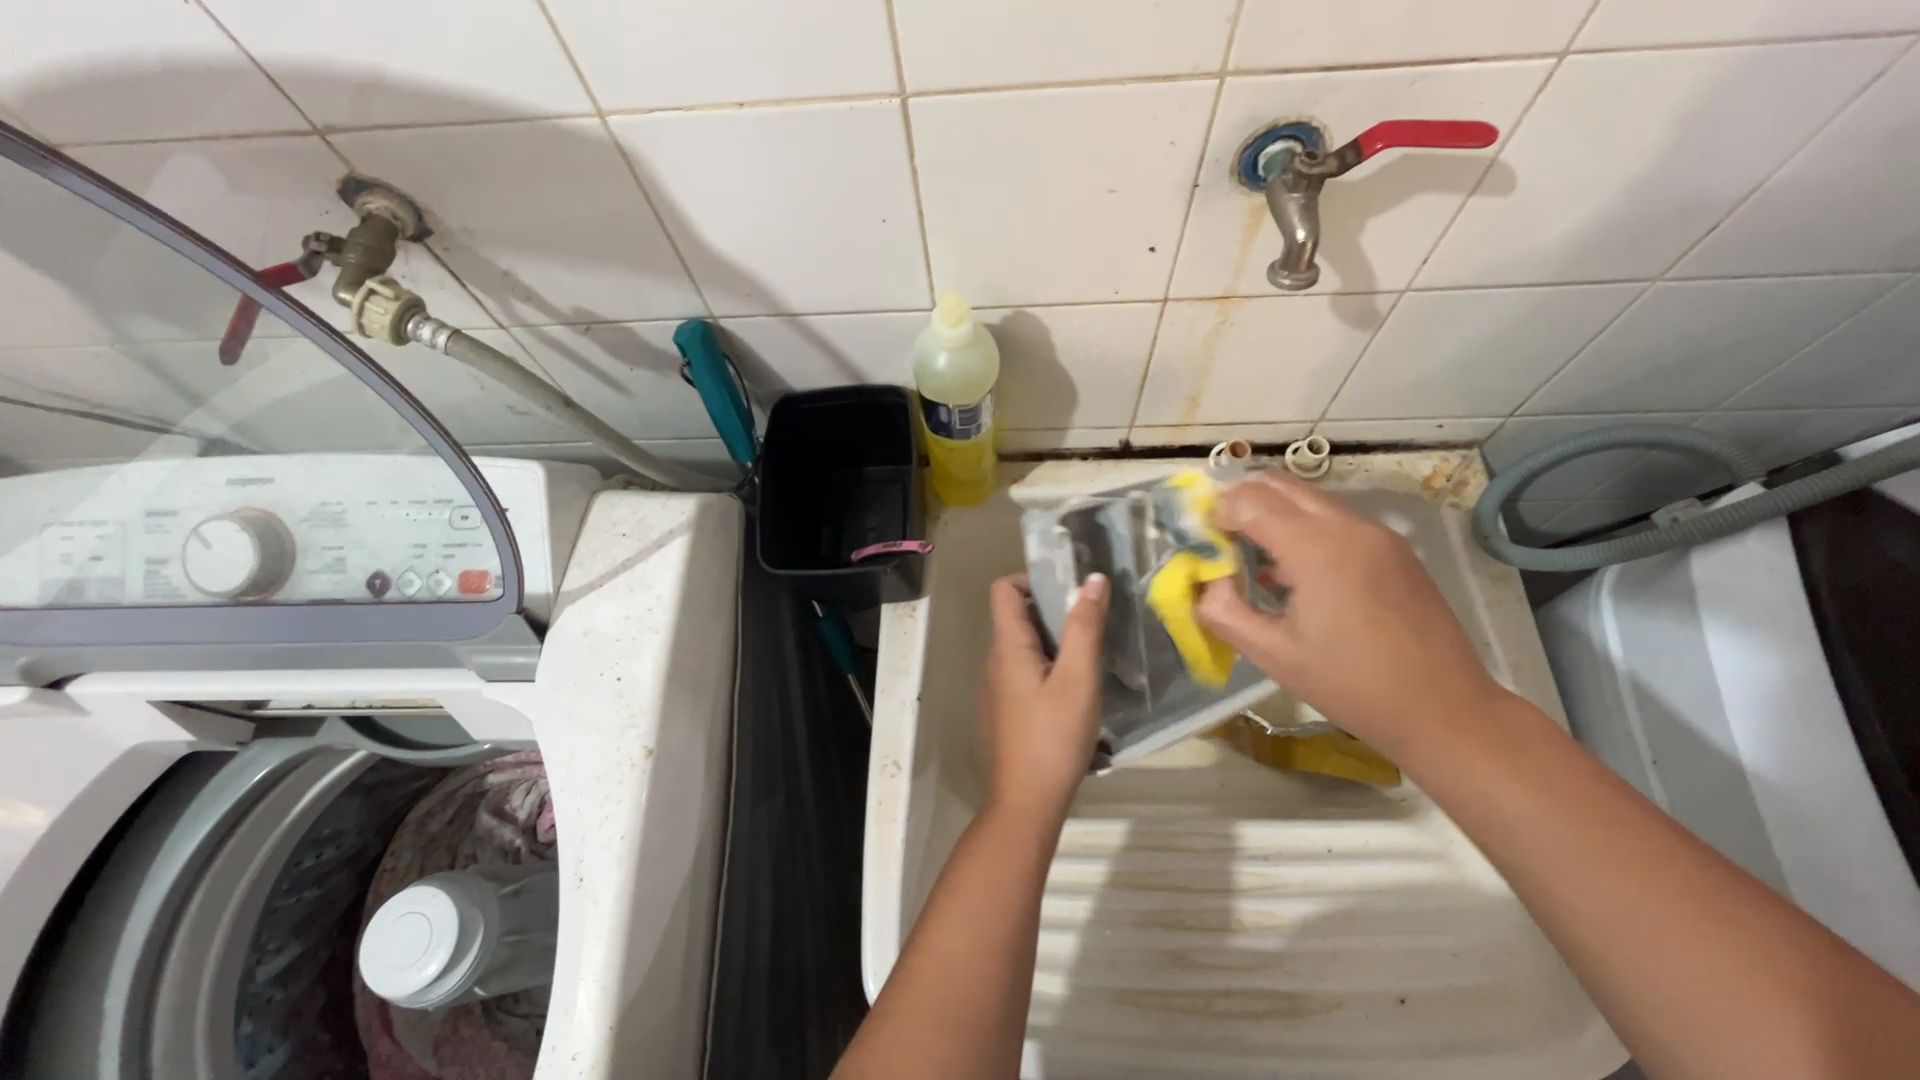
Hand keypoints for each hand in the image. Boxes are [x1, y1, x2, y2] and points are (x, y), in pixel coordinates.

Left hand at [982, 572, 1108, 819]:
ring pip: (1026, 648)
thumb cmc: (1054, 737)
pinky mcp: (1007, 711)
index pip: (1005, 589)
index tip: (1072, 589)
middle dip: (1055, 610)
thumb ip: (1085, 627)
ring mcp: (998, 689)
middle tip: (1094, 620)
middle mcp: (995, 662)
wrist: (1027, 802)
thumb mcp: (1078, 678)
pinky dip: (1051, 669)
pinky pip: (1027, 674)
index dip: (1034, 578)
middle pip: (1018, 616)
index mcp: (1007, 647)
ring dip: (1057, 642)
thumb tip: (1092, 579)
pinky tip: (1079, 691)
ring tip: (1092, 655)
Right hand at [1196, 472, 1506, 754]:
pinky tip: (1298, 576)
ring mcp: (1378, 534)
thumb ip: (1224, 612)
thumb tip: (1203, 582)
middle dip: (1241, 504)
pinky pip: (1337, 521)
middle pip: (1279, 486)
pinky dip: (1306, 530)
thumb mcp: (1274, 655)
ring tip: (1257, 563)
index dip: (1215, 515)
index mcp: (1316, 548)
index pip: (1248, 500)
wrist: (1444, 708)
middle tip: (1220, 542)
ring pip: (1310, 501)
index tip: (1202, 546)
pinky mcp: (1396, 549)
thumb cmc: (1351, 686)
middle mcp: (1348, 526)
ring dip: (1274, 516)